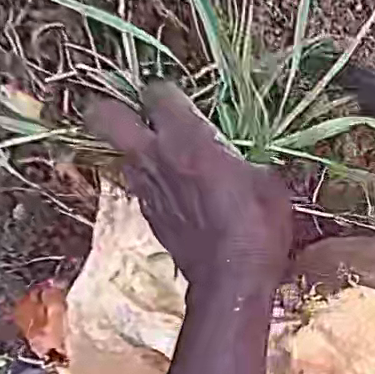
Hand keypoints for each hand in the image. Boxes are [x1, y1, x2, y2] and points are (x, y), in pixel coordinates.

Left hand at [86, 82, 293, 293]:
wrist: (231, 280)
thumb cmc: (258, 227)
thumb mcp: (268, 184)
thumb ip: (246, 160)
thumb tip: (245, 161)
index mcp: (187, 139)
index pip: (157, 93)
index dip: (168, 94)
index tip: (183, 103)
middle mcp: (155, 158)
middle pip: (106, 116)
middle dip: (116, 110)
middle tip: (142, 118)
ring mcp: (145, 189)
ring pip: (122, 155)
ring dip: (138, 152)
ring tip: (168, 161)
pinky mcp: (148, 216)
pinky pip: (141, 188)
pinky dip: (155, 185)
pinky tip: (181, 197)